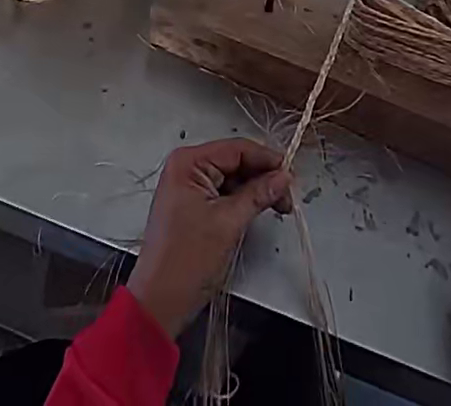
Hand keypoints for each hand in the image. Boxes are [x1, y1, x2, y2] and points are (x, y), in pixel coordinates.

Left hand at [127, 139, 294, 339]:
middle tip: (288, 196)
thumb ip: (258, 193)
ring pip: (231, 177)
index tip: (292, 174)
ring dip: (255, 189)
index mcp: (189, 162)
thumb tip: (284, 176)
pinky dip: (242, 199)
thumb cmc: (189, 259)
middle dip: (263, 176)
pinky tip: (259, 209)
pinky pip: (223, 191)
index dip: (267, 159)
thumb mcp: (228, 222)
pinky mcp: (191, 203)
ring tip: (279, 206)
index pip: (236, 148)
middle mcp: (186, 166)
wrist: (158, 302)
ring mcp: (187, 185)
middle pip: (235, 161)